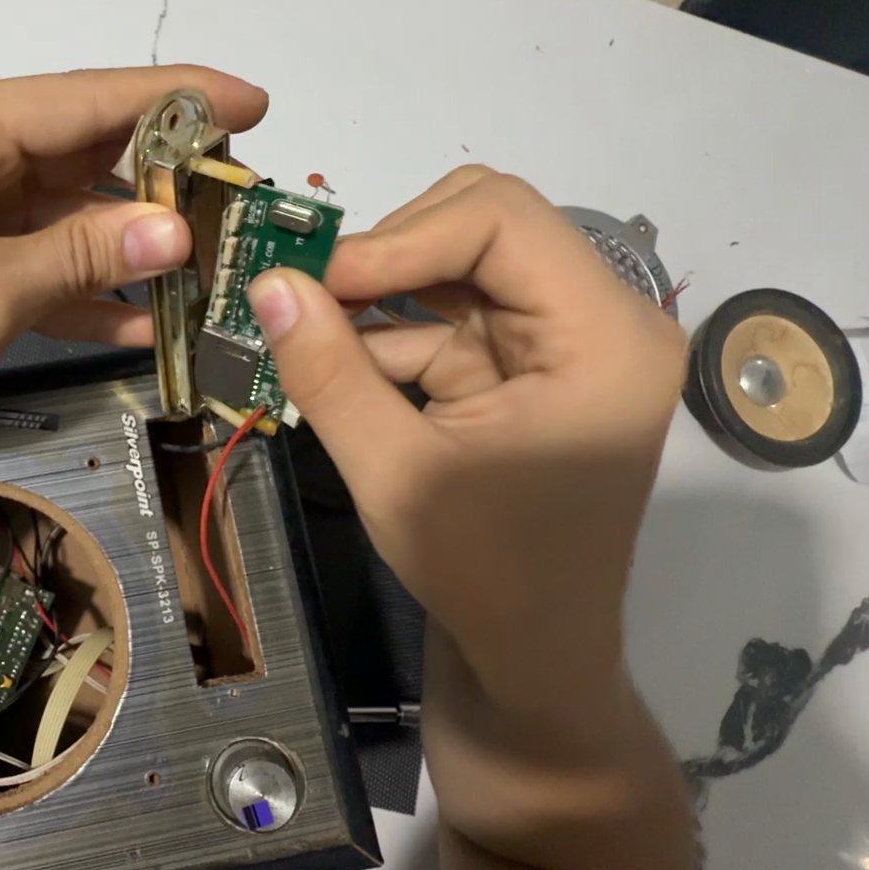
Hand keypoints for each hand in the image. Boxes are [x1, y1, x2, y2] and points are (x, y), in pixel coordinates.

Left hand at [0, 66, 268, 454]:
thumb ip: (82, 256)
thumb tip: (178, 231)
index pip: (85, 100)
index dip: (176, 99)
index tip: (254, 106)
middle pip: (86, 157)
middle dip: (164, 182)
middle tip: (241, 204)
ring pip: (72, 220)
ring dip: (132, 248)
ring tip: (212, 267)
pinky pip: (45, 271)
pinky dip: (90, 296)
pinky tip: (150, 323)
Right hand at [247, 167, 686, 699]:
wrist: (528, 647)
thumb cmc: (483, 571)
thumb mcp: (393, 472)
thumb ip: (329, 373)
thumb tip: (267, 283)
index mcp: (600, 337)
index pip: (500, 221)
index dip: (396, 238)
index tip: (310, 281)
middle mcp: (593, 320)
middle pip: (482, 226)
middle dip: (387, 254)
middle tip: (310, 295)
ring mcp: (555, 342)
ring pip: (454, 266)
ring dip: (374, 294)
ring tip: (304, 329)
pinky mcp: (515, 368)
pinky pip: (439, 319)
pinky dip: (380, 335)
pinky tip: (332, 368)